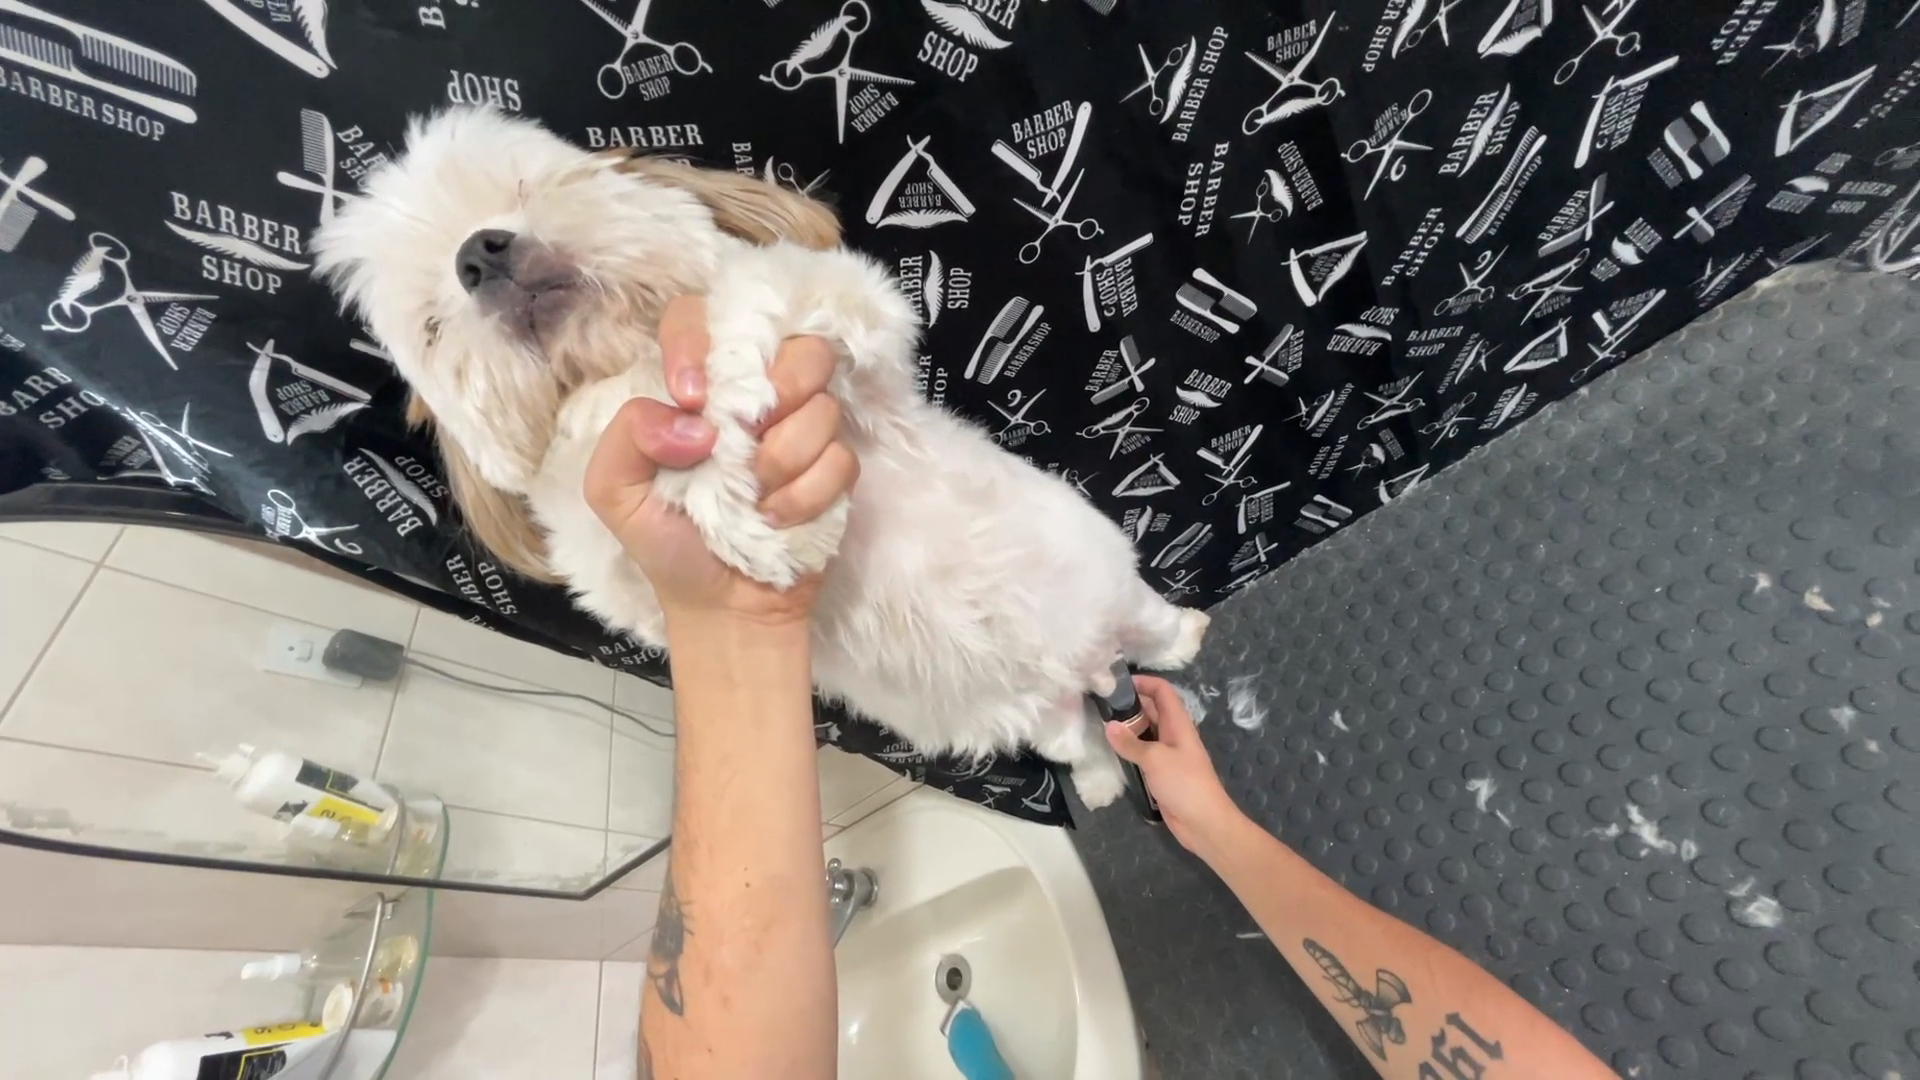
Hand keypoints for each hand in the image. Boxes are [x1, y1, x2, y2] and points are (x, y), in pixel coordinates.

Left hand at [583, 295, 858, 627]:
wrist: (726, 607)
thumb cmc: (668, 546)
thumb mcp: (617, 495)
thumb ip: (628, 437)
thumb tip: (697, 419)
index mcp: (700, 393)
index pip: (704, 319)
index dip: (704, 343)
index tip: (694, 397)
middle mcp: (756, 401)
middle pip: (801, 349)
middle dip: (776, 397)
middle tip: (746, 442)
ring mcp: (802, 433)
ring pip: (824, 408)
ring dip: (784, 462)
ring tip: (754, 499)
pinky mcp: (835, 471)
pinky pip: (841, 459)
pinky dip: (808, 495)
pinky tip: (780, 520)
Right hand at [1105, 676, 1247, 856]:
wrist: (1205, 824)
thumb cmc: (1185, 784)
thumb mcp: (1155, 759)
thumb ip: (1130, 743)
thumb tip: (1108, 726)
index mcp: (1178, 724)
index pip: (1162, 691)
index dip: (1143, 682)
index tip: (1117, 683)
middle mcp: (1173, 734)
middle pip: (1151, 709)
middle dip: (1129, 703)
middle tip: (1101, 702)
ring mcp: (1167, 753)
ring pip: (1145, 731)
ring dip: (1127, 726)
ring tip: (1100, 722)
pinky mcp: (1161, 772)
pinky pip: (1142, 751)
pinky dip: (1128, 747)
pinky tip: (1111, 749)